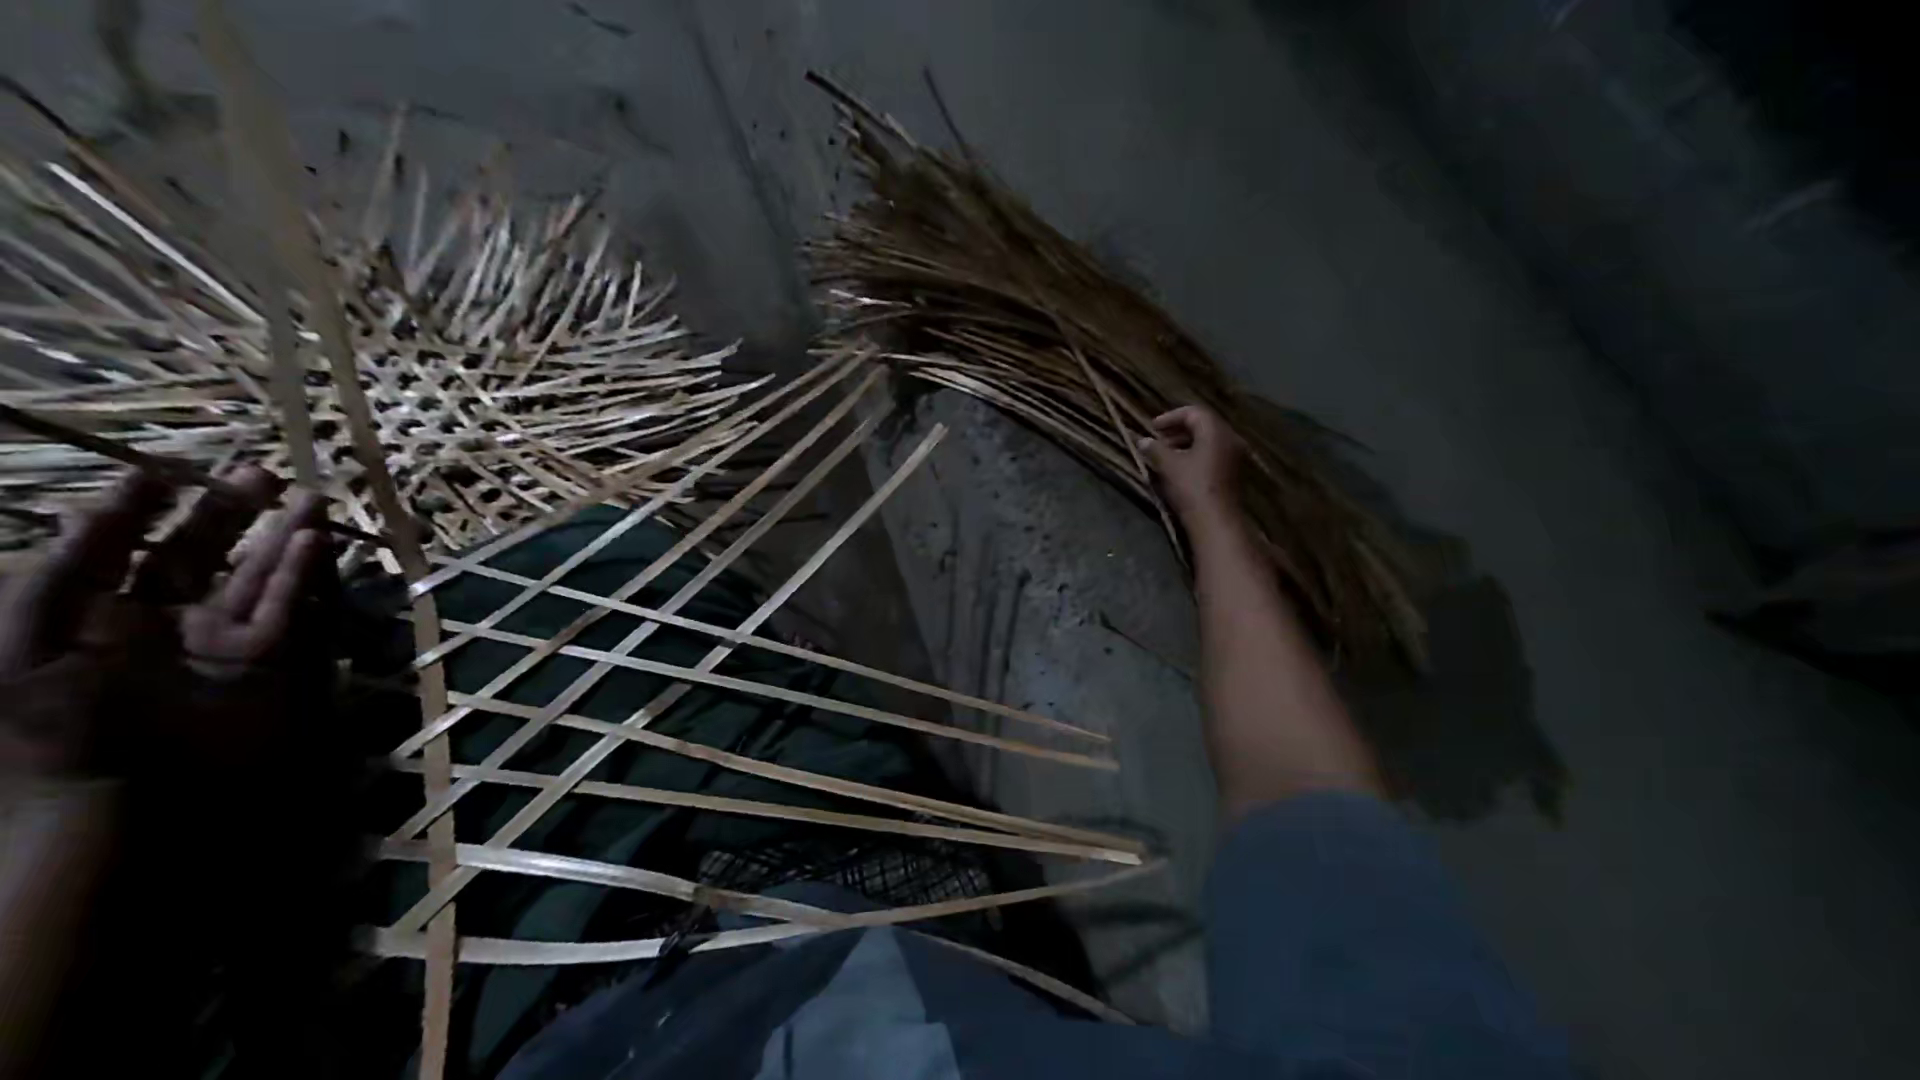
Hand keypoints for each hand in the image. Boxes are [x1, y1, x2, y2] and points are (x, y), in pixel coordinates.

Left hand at [0, 466, 327, 779]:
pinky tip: (318, 542)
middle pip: (199, 554)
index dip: (139, 507)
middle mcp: (159, 621)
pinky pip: (290, 608)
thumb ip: (54, 577)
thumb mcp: (25, 646)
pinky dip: (305, 575)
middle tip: (259, 472)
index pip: (118, 548)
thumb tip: (83, 513)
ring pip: (256, 575)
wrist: (129, 800)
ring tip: (310, 497)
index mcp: (90, 616)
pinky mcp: (268, 658)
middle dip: (228, 512)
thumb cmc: (62, 725)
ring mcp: (219, 639)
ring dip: (282, 536)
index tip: (166, 470)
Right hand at [1139, 405, 1244, 527]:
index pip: (1194, 412)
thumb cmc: (1191, 487)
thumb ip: (1155, 449)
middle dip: (1178, 430)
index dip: (1171, 417)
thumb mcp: (1168, 466)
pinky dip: (1197, 454)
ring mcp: (1235, 456)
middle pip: (1204, 425)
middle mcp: (1230, 438)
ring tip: (1166, 455)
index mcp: (1216, 431)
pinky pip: (1214, 454)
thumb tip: (1142, 440)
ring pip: (1209, 441)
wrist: (1215, 521)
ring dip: (1186, 443)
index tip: (1152, 427)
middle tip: (1158, 439)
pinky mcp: (1233, 472)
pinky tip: (1181, 467)